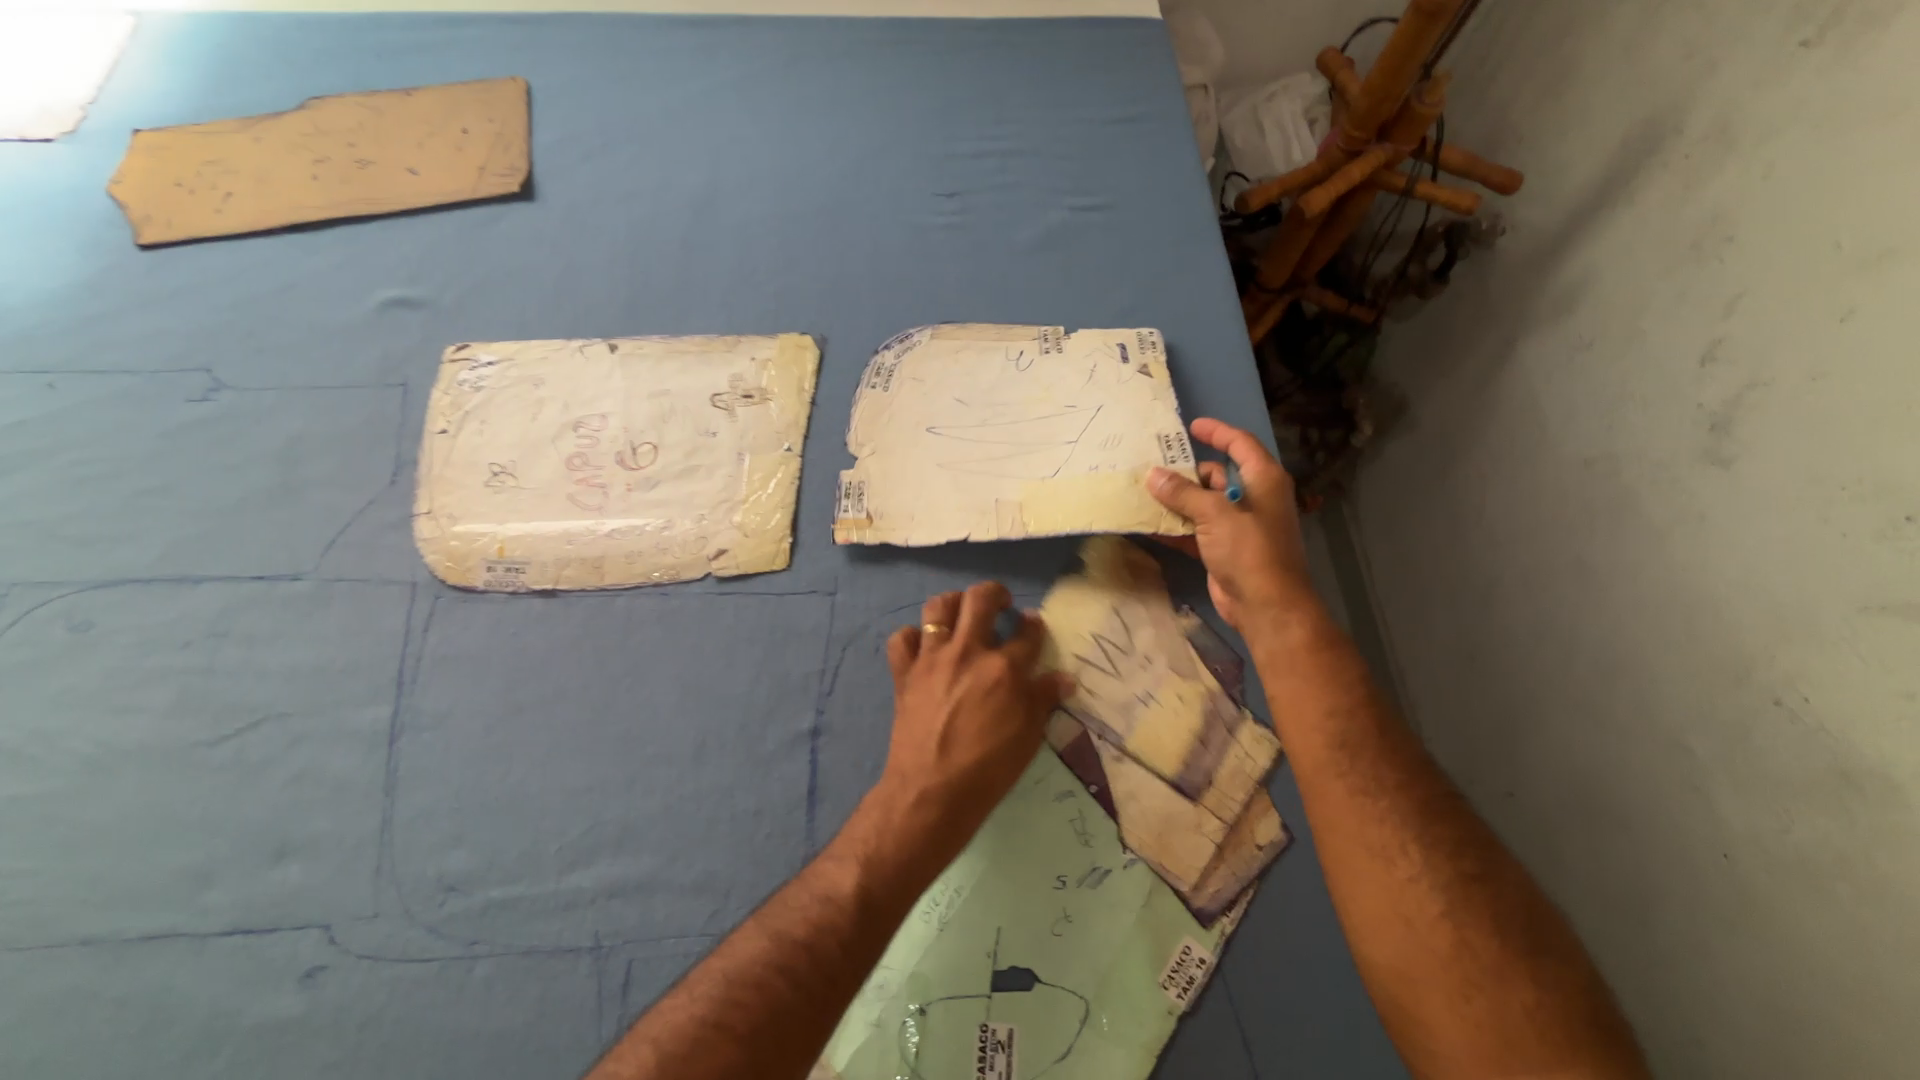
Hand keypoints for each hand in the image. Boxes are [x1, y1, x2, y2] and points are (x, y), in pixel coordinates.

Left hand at [874, 583, 1072, 859]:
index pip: (1026, 632)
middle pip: (980, 599)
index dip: (1034, 625)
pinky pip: (902, 639)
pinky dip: (913, 637)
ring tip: (962, 614)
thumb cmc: (989, 768)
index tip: (1034, 624)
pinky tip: (924, 647)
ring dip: (954, 603)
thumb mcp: (1028, 736)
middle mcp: (968, 653)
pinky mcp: (905, 673)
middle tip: (1001, 604)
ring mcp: (932, 659)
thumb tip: (1065, 678)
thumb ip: (1043, 699)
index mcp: (1005, 668)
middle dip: (995, 593)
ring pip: (938, 606)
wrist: (932, 791)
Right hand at [1146, 417, 1321, 636]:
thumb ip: (1182, 493)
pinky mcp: (1224, 550)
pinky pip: (1195, 530)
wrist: (1265, 605)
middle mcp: (1254, 498)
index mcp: (1263, 480)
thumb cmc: (1249, 550)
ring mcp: (1238, 526)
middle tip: (1151, 467)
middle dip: (1186, 472)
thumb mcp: (1215, 514)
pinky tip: (1148, 525)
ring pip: (1203, 504)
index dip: (1217, 432)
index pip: (1240, 444)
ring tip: (1142, 493)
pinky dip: (1175, 527)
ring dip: (1176, 501)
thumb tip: (1153, 475)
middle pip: (1217, 475)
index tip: (1191, 427)